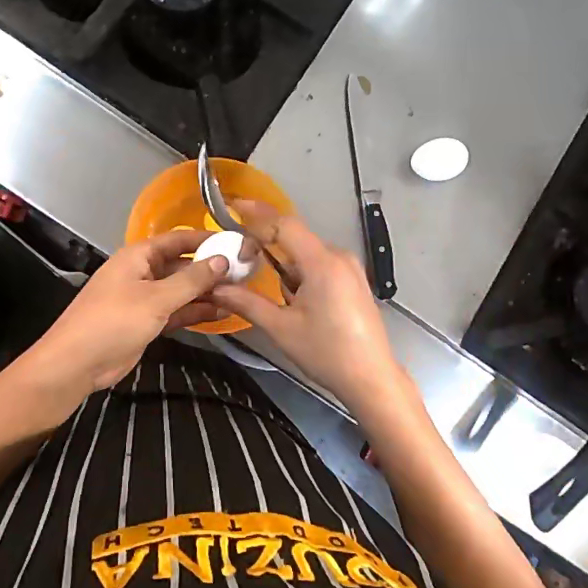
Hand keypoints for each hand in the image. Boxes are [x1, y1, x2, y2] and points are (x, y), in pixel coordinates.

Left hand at [20, 229, 229, 397]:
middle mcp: (141, 273)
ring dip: (206, 293)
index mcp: (138, 256)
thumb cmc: (113, 322)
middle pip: (181, 265)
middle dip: (210, 269)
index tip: (235, 242)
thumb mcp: (156, 298)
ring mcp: (143, 299)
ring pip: (180, 291)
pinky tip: (221, 314)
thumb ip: (192, 280)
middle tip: (245, 273)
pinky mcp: (146, 323)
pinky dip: (195, 312)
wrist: (77, 363)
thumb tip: (222, 260)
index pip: (177, 240)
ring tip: (240, 294)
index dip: (205, 239)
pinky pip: (175, 312)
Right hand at [206, 201, 406, 408]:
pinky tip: (299, 307)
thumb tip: (217, 288)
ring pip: (306, 258)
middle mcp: (339, 258)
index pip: (285, 225)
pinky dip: (302, 279)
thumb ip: (246, 303)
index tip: (233, 209)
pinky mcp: (354, 283)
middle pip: (294, 241)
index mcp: (322, 263)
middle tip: (243, 269)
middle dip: (267, 252)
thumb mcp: (281, 328)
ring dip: (286, 272)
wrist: (371, 378)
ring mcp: (350, 270)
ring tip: (279, 305)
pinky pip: (321, 269)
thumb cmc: (326, 353)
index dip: (257, 215)